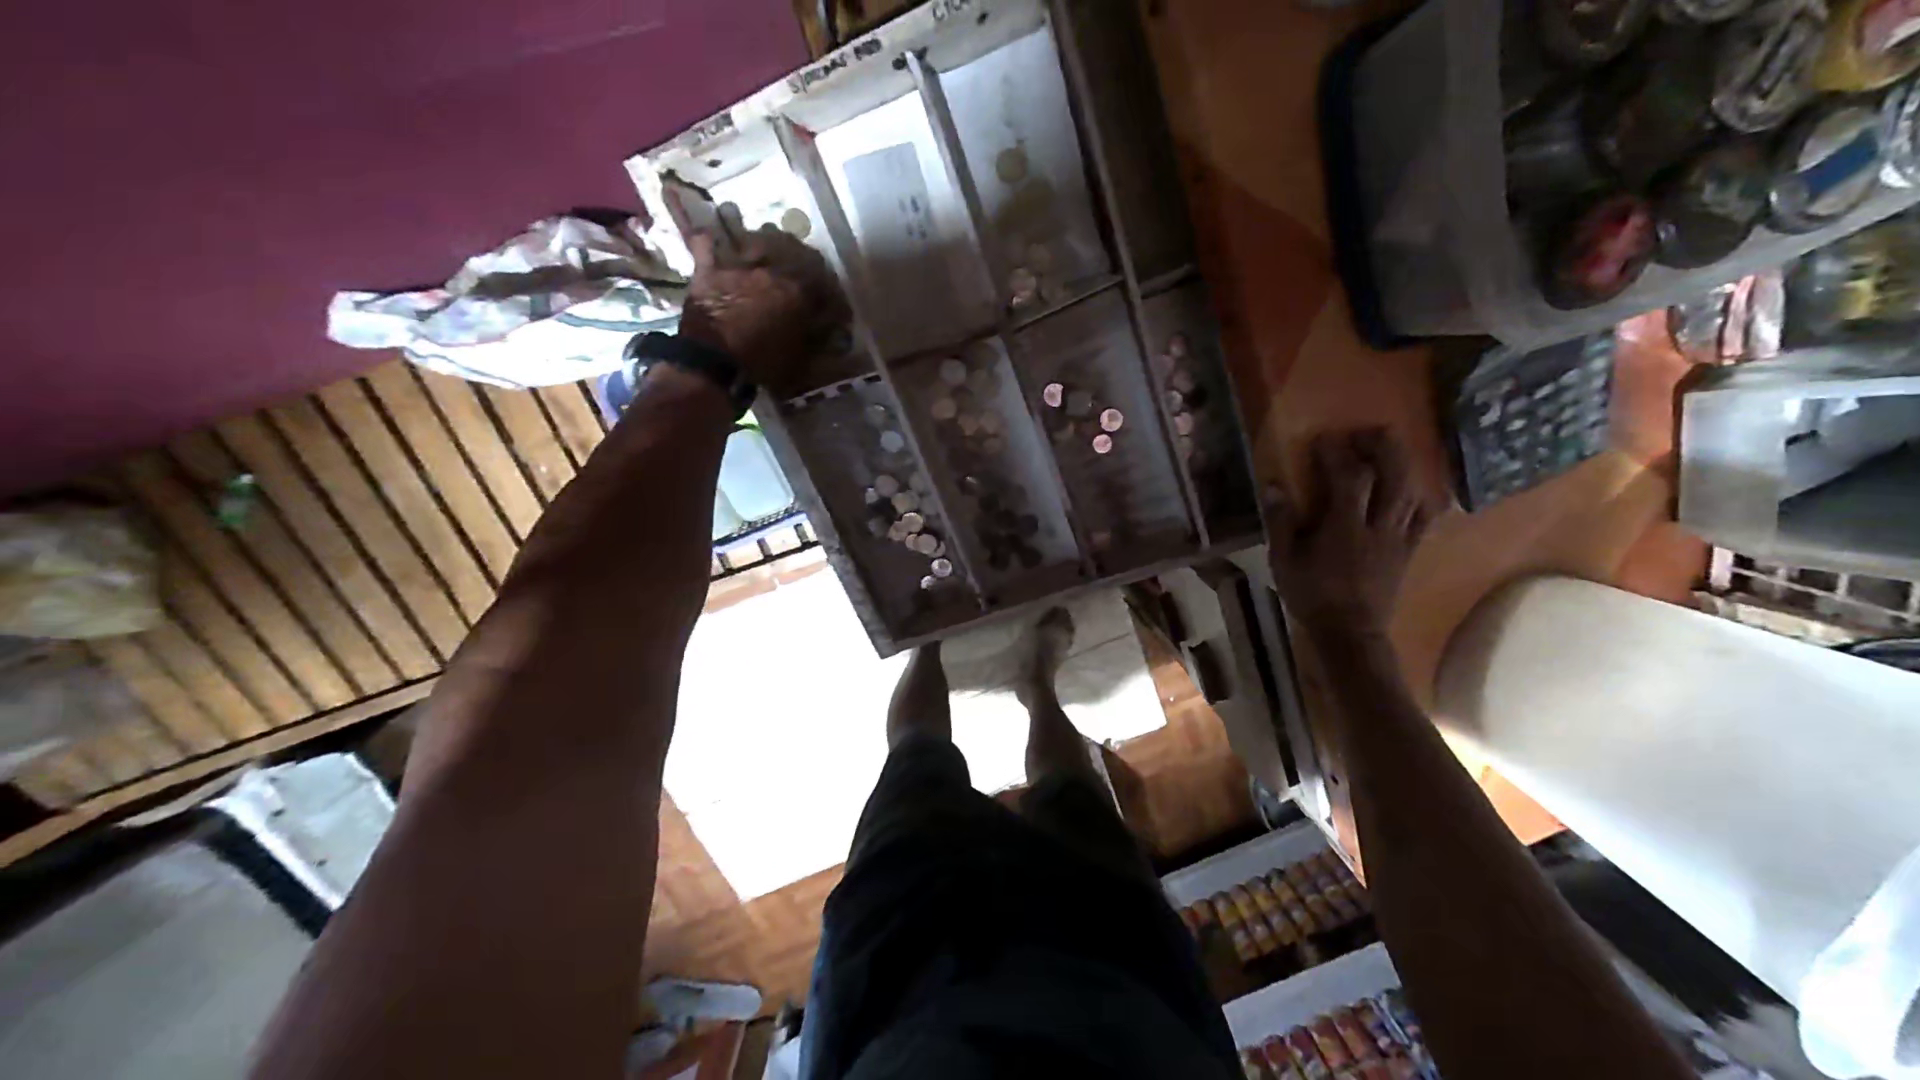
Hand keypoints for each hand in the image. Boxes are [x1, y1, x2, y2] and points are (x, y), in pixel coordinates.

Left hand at [677, 223, 851, 393]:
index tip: (834, 303)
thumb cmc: (762, 365)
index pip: (826, 282)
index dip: (832, 292)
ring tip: (769, 250)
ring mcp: (739, 266)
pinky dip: (710, 242)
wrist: (712, 363)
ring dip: (767, 243)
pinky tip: (714, 239)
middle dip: (806, 260)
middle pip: (796, 251)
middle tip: (806, 270)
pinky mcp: (709, 270)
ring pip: (758, 239)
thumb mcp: (801, 358)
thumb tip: (836, 325)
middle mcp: (772, 270)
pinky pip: (705, 244)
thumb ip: (820, 337)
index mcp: (799, 292)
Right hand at [1264, 429, 1432, 638]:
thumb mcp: (1284, 561)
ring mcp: (1400, 537)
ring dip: (1403, 464)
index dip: (1338, 453)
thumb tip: (1274, 487)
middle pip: (1394, 475)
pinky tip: (1414, 487)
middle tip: (1366, 433)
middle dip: (1383, 448)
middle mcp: (1380, 526)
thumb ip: (1282, 522)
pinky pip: (1426, 516)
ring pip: (1413, 491)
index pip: (1349, 478)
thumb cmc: (1312, 596)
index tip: (1324, 439)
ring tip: (1389, 450)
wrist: (1351, 632)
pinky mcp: (1410, 549)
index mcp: (1345, 528)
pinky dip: (1422, 495)